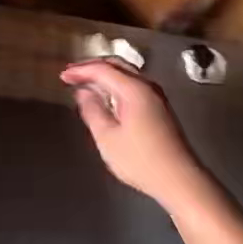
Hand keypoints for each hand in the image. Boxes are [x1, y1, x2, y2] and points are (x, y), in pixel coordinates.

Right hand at [60, 58, 213, 209]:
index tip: (63, 76)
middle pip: (118, 65)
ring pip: (127, 74)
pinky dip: (116, 85)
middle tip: (73, 74)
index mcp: (134, 90)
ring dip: (106, 75)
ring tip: (86, 84)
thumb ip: (92, 111)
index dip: (81, 70)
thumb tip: (83, 93)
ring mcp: (156, 96)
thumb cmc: (140, 160)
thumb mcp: (107, 137)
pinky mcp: (160, 108)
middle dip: (93, 67)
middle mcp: (147, 86)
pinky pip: (134, 85)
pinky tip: (107, 97)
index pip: (103, 69)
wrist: (179, 178)